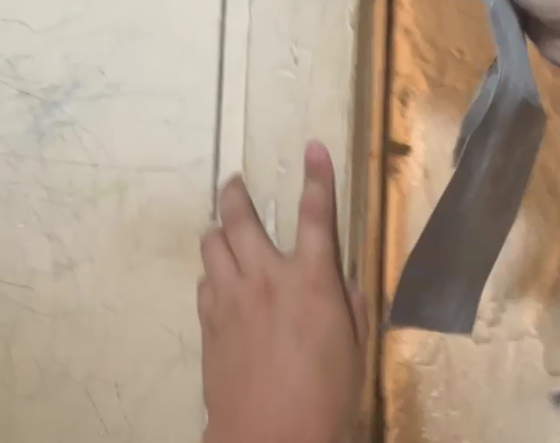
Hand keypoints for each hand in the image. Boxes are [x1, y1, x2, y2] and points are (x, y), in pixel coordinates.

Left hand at [199, 142, 367, 442]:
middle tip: (234, 181)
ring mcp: (231, 298)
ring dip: (219, 230)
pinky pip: (204, 279)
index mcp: (310, 281)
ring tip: (224, 229)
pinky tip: (220, 279)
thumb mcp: (355, 351)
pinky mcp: (208, 322)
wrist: (268, 442)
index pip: (317, 214)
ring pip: (212, 242)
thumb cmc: (325, 400)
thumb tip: (340, 278)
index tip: (313, 146)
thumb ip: (350, 305)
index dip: (317, 176)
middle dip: (235, 191)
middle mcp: (266, 277)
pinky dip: (212, 271)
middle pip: (240, 217)